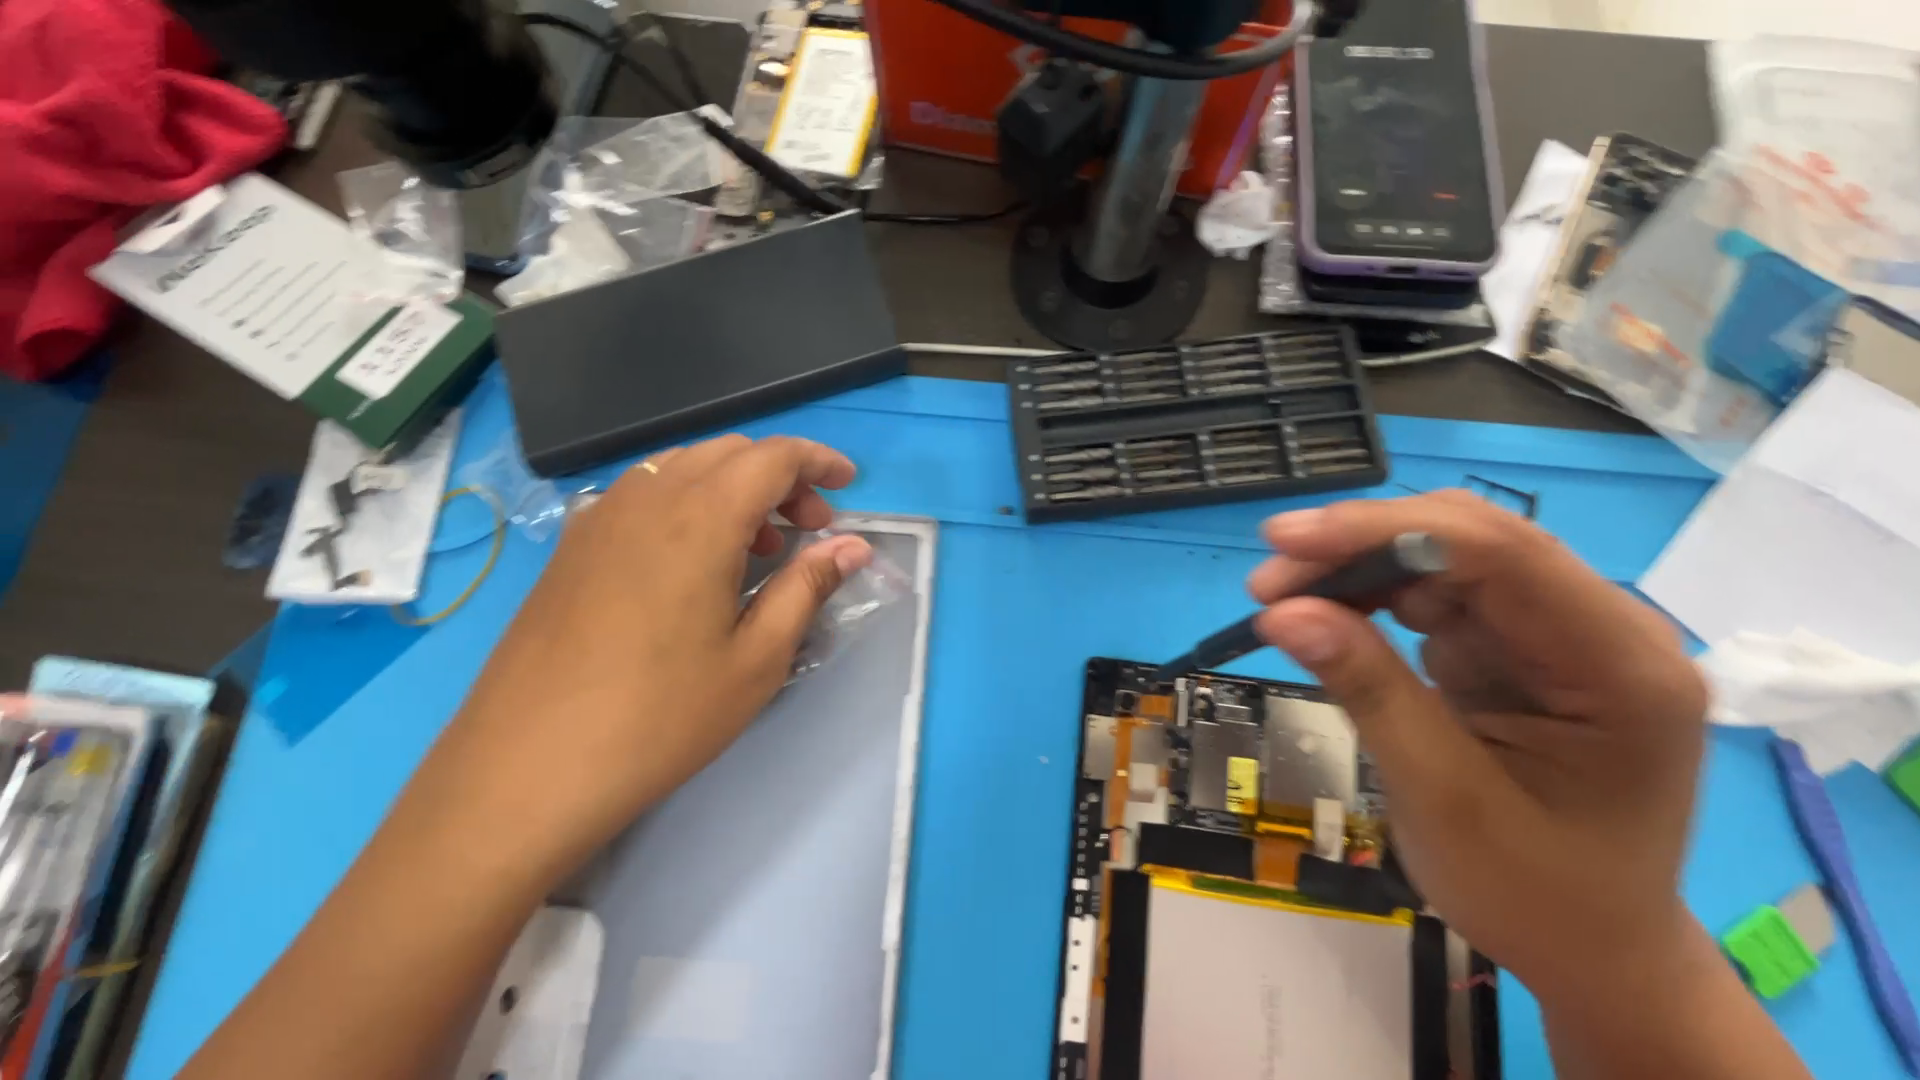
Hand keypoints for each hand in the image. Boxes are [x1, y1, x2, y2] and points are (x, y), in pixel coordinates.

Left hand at [434, 435, 872, 877]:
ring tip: (756, 550)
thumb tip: (851, 546)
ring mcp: (601, 518)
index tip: (848, 485)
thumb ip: (807, 588)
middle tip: (808, 529)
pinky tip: (693, 564)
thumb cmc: (662, 715)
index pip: (772, 457)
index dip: (817, 461)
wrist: (530, 765)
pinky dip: (687, 504)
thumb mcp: (756, 659)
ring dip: (732, 488)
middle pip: (727, 453)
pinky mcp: (572, 546)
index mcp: (700, 516)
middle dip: (779, 477)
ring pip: (682, 468)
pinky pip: (644, 495)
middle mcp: (648, 497)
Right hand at [1247, 491, 1708, 1001]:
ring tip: (1279, 599)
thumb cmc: (1534, 893)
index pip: (1501, 555)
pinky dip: (1373, 599)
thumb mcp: (1441, 797)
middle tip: (1267, 583)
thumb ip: (1368, 690)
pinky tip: (1326, 616)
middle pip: (1473, 543)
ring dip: (1359, 570)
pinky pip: (1438, 597)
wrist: (1589, 952)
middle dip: (1362, 547)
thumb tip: (1280, 612)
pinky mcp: (1519, 648)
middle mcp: (1602, 628)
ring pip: (1447, 560)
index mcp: (1621, 665)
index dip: (1385, 531)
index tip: (1285, 540)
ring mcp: (1559, 635)